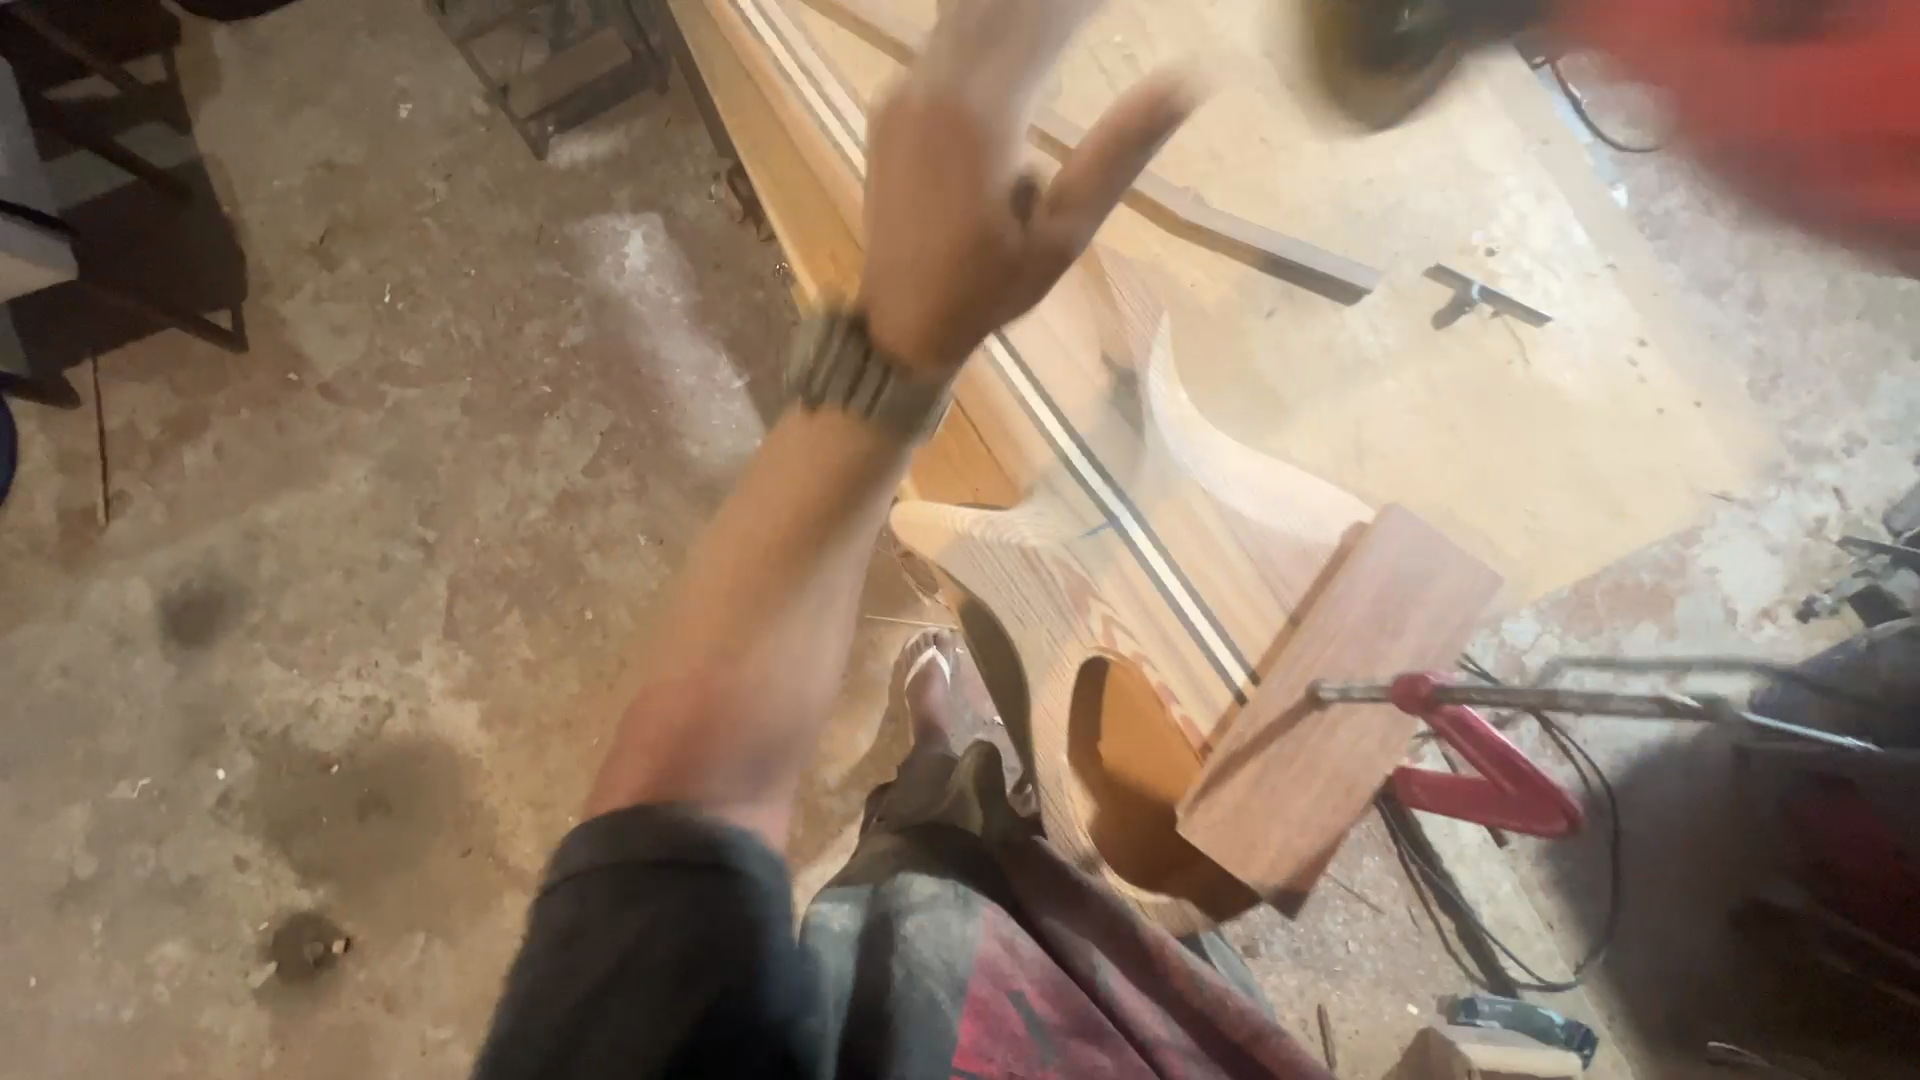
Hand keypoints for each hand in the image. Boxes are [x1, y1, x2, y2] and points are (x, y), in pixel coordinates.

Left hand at [858, 0, 1202, 374]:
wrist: (900, 322)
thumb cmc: (986, 294)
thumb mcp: (1064, 237)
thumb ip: (1118, 153)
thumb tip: (1191, 81)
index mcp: (979, 116)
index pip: (1046, 15)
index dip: (1086, 3)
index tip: (1121, 4)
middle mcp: (931, 85)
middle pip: (1002, 4)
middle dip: (1055, 5)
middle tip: (1094, 13)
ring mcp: (903, 92)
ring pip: (969, 13)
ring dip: (1022, 10)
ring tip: (1066, 20)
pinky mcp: (890, 105)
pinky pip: (945, 41)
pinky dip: (989, 25)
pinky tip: (1020, 30)